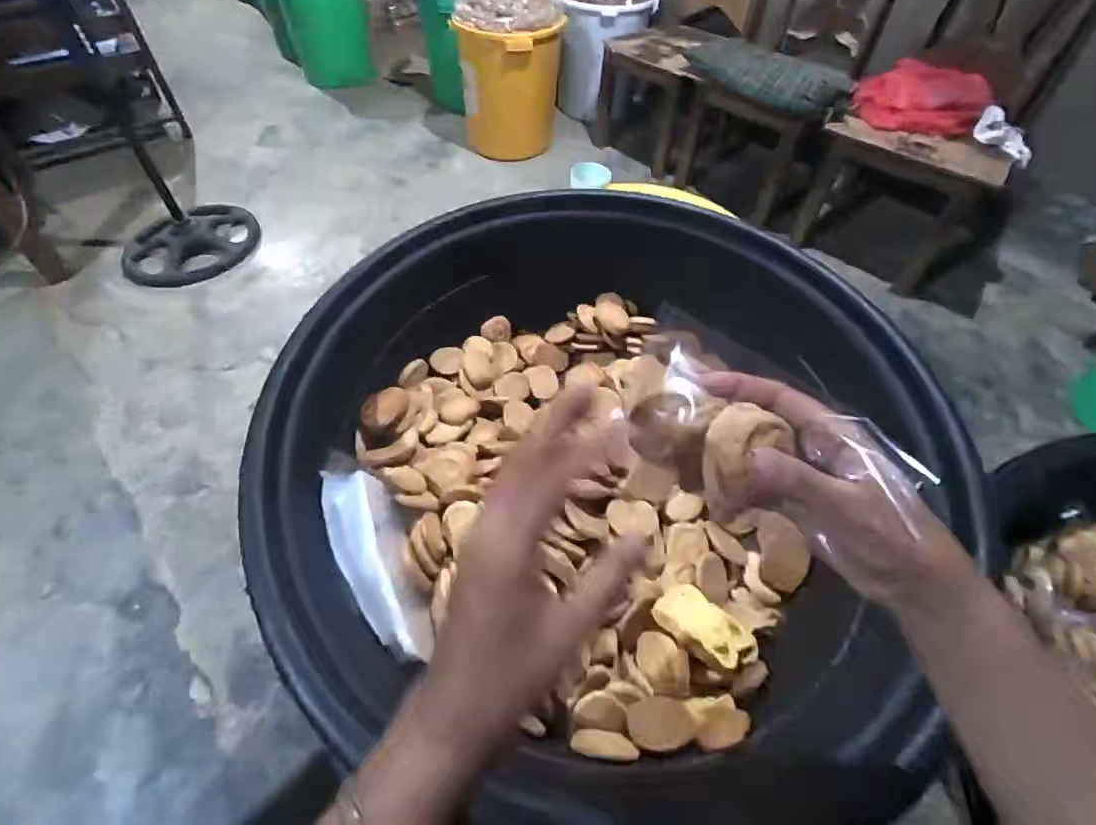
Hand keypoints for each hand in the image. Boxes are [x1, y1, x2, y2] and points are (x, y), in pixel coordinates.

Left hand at [412, 386, 645, 760]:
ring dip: (539, 436)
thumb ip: (607, 581)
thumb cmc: (513, 678)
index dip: (589, 446)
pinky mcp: (476, 543)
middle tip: (586, 387)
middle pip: (522, 458)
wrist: (452, 710)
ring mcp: (477, 532)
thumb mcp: (569, 633)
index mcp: (512, 544)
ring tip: (570, 411)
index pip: (554, 479)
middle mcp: (489, 525)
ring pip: (509, 470)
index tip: (620, 420)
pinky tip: (544, 461)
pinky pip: (503, 489)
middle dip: (554, 419)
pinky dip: (527, 464)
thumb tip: (643, 532)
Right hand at [699, 371, 974, 615]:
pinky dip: (738, 489)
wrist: (917, 586)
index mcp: (831, 434)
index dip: (742, 385)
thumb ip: (798, 479)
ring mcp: (804, 476)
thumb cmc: (892, 534)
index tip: (703, 382)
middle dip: (726, 415)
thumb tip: (747, 456)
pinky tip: (714, 494)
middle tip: (685, 416)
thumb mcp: (847, 505)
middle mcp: (813, 448)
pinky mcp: (799, 504)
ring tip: (688, 452)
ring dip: (727, 453)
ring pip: (757, 454)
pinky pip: (760, 487)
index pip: (780, 397)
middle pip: (763, 421)